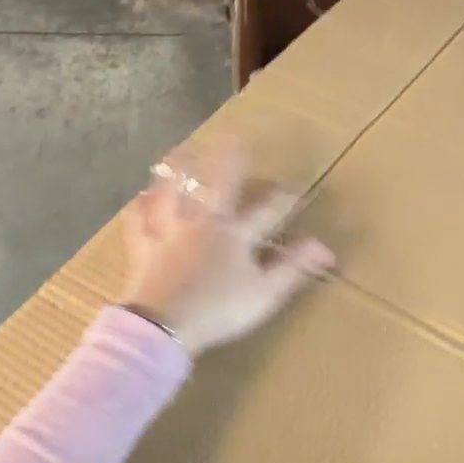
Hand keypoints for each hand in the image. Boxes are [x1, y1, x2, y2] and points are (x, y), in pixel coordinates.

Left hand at [120, 138, 334, 356]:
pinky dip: (139, 208)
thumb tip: (325, 247)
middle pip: (217, 185)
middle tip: (233, 136)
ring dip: (178, 171)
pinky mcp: (143, 248)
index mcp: (235, 235)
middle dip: (229, 161)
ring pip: (173, 193)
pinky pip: (139, 222)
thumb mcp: (265, 293)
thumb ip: (294, 267)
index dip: (281, 199)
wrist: (164, 326)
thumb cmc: (219, 310)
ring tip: (181, 151)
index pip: (266, 211)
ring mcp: (169, 233)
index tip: (292, 188)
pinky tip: (138, 198)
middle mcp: (202, 223)